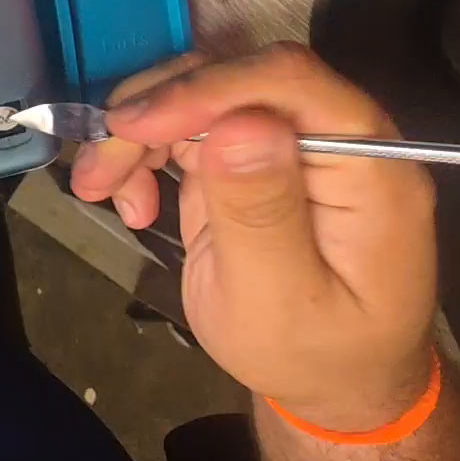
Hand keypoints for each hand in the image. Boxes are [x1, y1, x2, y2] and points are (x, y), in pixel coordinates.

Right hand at [72, 44, 437, 431]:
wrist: (318, 381)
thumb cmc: (310, 353)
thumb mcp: (279, 298)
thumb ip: (262, 211)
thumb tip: (242, 124)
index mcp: (365, 168)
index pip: (289, 81)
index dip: (206, 89)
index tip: (134, 126)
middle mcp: (323, 139)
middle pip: (226, 78)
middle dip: (150, 112)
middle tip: (97, 169)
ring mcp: (276, 143)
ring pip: (189, 96)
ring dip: (129, 134)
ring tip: (95, 188)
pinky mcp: (235, 155)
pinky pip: (174, 127)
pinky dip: (135, 153)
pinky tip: (128, 201)